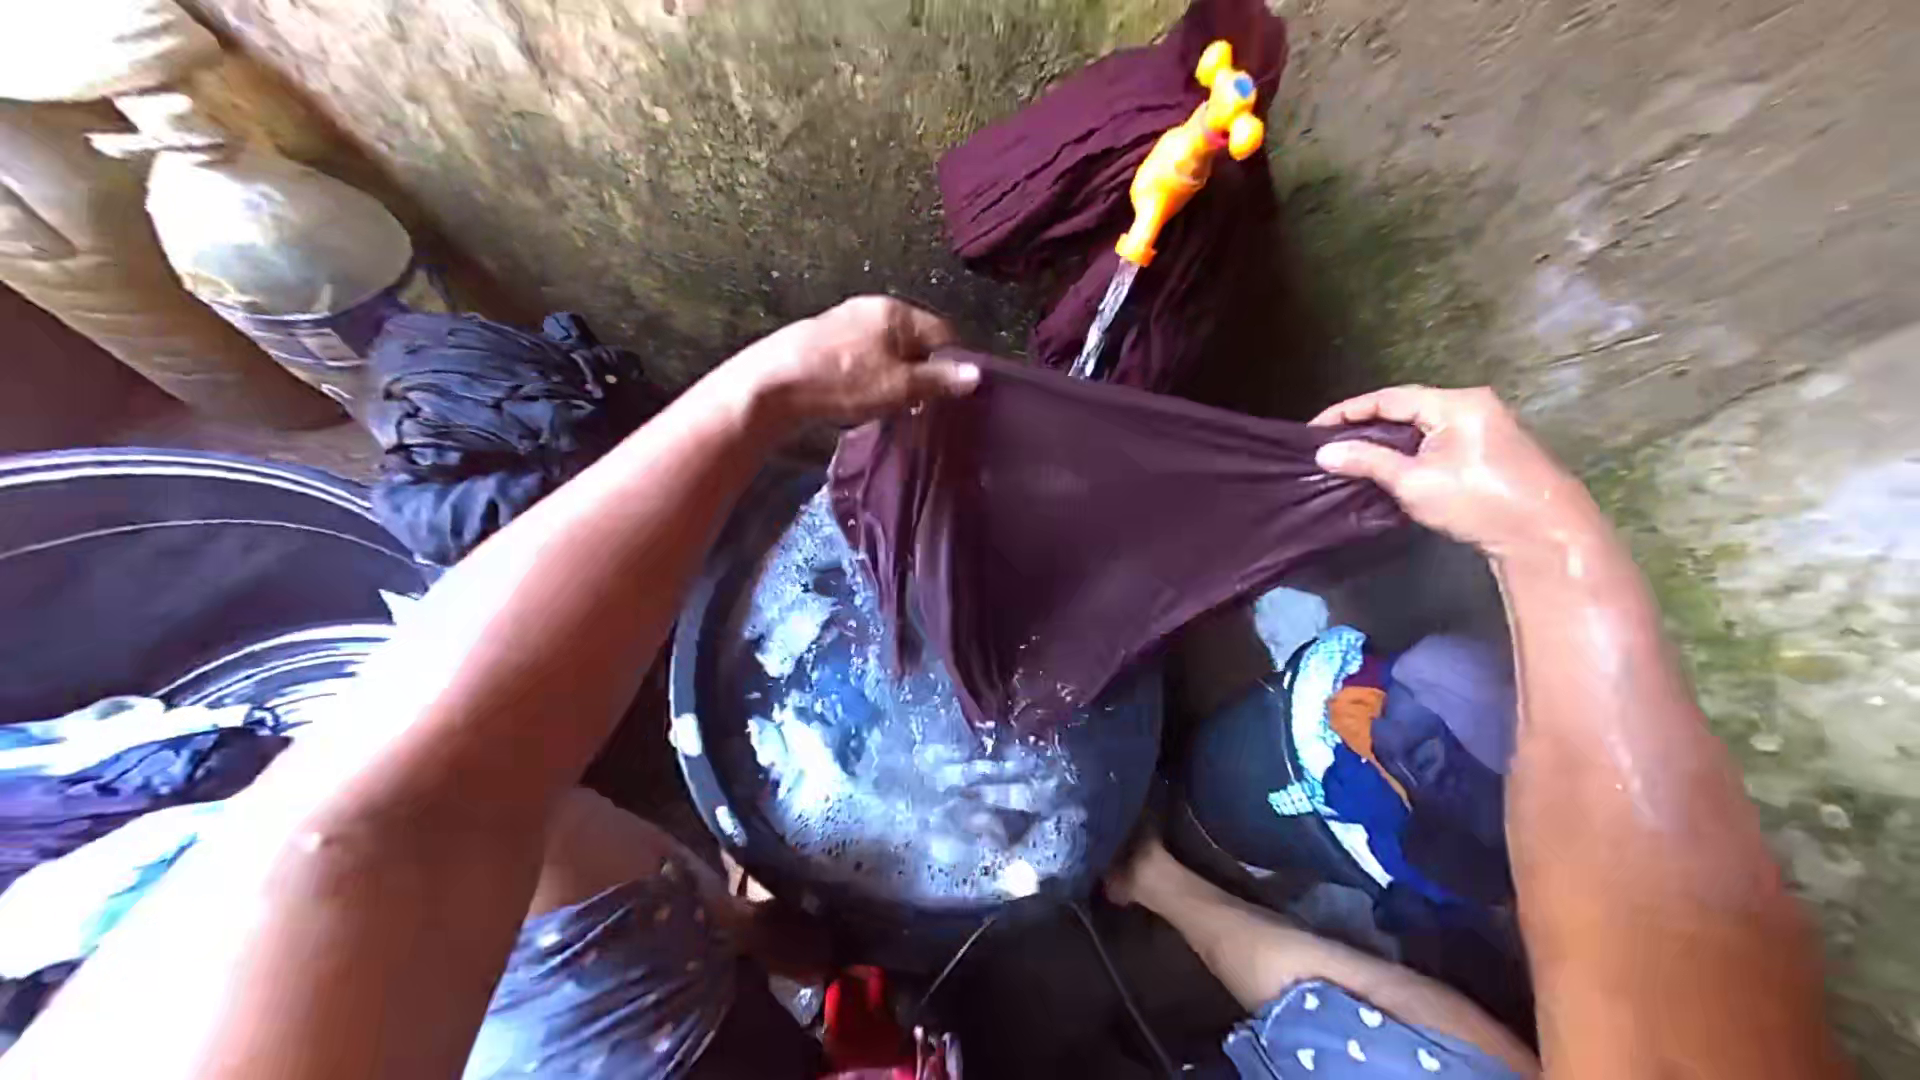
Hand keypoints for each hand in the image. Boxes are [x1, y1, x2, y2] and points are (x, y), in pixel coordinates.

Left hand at [736, 296, 979, 429]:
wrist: (772, 387)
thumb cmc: (843, 382)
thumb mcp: (899, 386)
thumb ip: (939, 380)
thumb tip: (976, 374)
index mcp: (895, 310)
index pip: (943, 334)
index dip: (952, 365)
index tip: (951, 395)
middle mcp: (870, 308)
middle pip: (914, 342)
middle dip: (922, 372)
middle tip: (921, 406)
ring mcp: (844, 323)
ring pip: (887, 352)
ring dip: (895, 378)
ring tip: (892, 407)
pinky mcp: (823, 342)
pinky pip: (863, 358)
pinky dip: (870, 378)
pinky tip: (862, 399)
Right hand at [1311, 386, 1601, 559]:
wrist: (1545, 533)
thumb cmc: (1477, 501)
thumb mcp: (1413, 482)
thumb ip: (1367, 461)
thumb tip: (1324, 453)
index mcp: (1455, 403)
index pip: (1387, 398)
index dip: (1346, 411)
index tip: (1314, 429)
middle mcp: (1471, 404)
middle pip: (1404, 406)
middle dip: (1363, 422)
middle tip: (1329, 440)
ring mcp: (1484, 424)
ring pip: (1419, 422)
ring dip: (1384, 436)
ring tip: (1350, 451)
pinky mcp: (1488, 446)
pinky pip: (1434, 436)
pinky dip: (1405, 445)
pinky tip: (1386, 462)